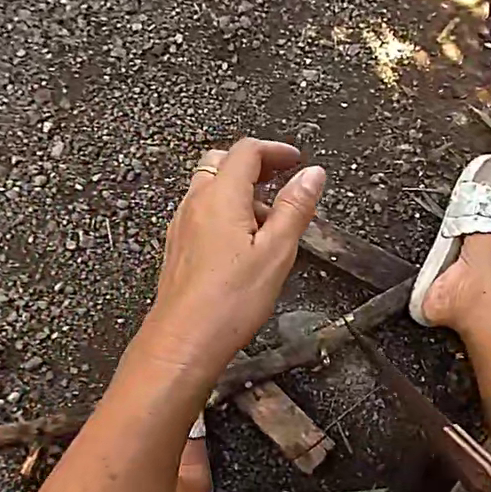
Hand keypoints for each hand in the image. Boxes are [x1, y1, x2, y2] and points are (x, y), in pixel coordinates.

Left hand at [139, 139, 325, 375]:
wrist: (183, 340)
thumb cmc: (225, 304)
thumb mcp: (276, 252)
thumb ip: (295, 208)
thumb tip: (312, 176)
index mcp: (221, 198)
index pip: (247, 151)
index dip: (276, 151)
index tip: (295, 161)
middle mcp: (195, 205)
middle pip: (222, 162)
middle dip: (255, 165)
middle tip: (281, 180)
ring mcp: (182, 226)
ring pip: (209, 188)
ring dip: (239, 191)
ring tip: (268, 219)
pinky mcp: (178, 247)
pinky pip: (201, 214)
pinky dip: (224, 212)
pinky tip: (242, 242)